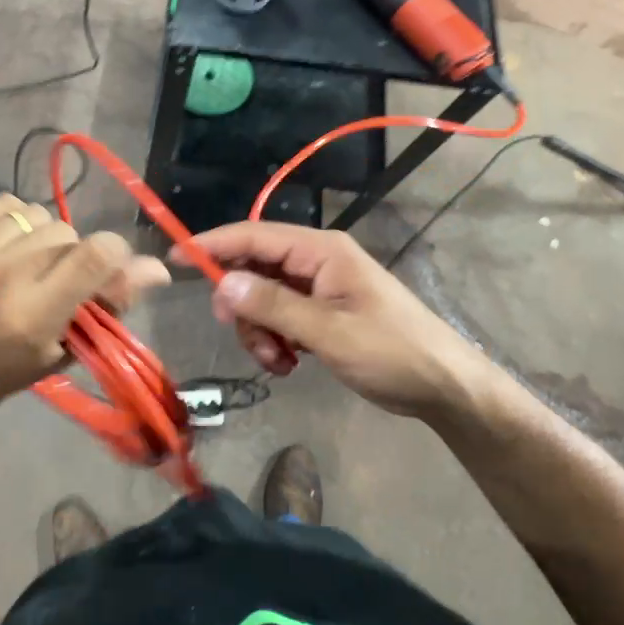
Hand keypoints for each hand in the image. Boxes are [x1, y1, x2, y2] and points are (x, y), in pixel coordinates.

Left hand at [0, 194, 169, 414]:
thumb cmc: (9, 368)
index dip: (112, 252)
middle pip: (65, 232)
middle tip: (56, 278)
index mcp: (33, 315)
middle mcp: (1, 278)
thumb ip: (111, 304)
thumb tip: (158, 267)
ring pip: (37, 213)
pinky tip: (8, 246)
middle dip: (71, 251)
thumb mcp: (66, 347)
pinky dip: (16, 220)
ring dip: (42, 235)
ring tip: (28, 262)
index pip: (92, 257)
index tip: (107, 263)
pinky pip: (6, 202)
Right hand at [174, 222, 494, 418]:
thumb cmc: (394, 353)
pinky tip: (290, 364)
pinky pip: (280, 315)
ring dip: (259, 330)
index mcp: (321, 251)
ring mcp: (320, 286)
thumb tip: (223, 283)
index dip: (212, 244)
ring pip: (262, 296)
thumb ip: (274, 306)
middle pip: (253, 267)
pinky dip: (275, 339)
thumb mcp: (330, 333)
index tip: (175, 258)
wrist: (447, 388)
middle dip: (242, 304)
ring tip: (279, 363)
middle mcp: (316, 260)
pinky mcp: (323, 310)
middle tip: (245, 336)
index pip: (253, 236)